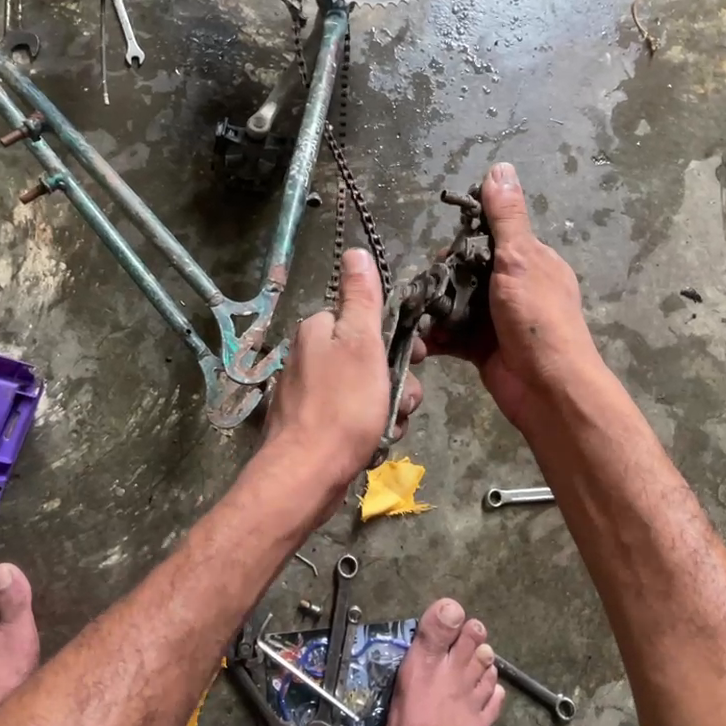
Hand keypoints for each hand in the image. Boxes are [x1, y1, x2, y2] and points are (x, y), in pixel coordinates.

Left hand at [263, 250, 422, 499]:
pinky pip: (352, 415)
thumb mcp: (361, 343)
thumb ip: (361, 298)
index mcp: (318, 329)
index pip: (365, 320)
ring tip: (390, 425)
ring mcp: (308, 391)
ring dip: (388, 406)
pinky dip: (370, 426)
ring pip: (366, 388)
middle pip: (369, 357)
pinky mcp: (311, 423)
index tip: (418, 359)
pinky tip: (377, 441)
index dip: (396, 339)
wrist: (307, 474)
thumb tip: (354, 251)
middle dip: (396, 379)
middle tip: (402, 400)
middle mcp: (308, 354)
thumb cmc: (342, 405)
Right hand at [429, 163, 599, 429]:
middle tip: (425, 286)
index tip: (442, 251)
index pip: (490, 238)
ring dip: (433, 306)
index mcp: (532, 262)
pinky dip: (434, 335)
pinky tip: (415, 335)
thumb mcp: (521, 259)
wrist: (548, 389)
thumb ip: (506, 217)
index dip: (462, 241)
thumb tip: (500, 167)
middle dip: (442, 277)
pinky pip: (450, 334)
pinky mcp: (481, 349)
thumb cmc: (538, 319)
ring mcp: (496, 320)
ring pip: (456, 302)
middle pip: (467, 271)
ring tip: (410, 310)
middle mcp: (514, 287)